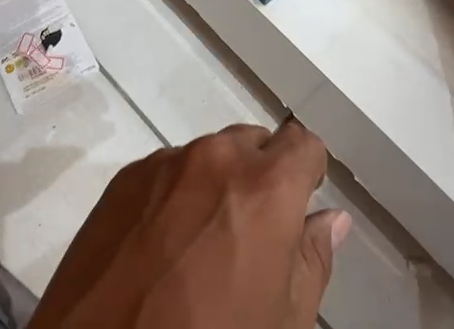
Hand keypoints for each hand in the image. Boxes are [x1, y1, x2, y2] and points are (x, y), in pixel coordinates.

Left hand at [31, 120, 350, 328]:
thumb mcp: (284, 319)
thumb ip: (314, 259)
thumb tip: (330, 221)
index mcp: (266, 186)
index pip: (304, 143)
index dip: (308, 171)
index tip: (302, 199)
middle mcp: (216, 158)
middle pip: (254, 143)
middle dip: (262, 174)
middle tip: (252, 230)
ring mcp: (164, 165)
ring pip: (208, 154)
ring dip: (216, 182)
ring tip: (203, 239)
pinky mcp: (123, 180)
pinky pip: (166, 171)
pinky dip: (174, 193)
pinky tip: (164, 243)